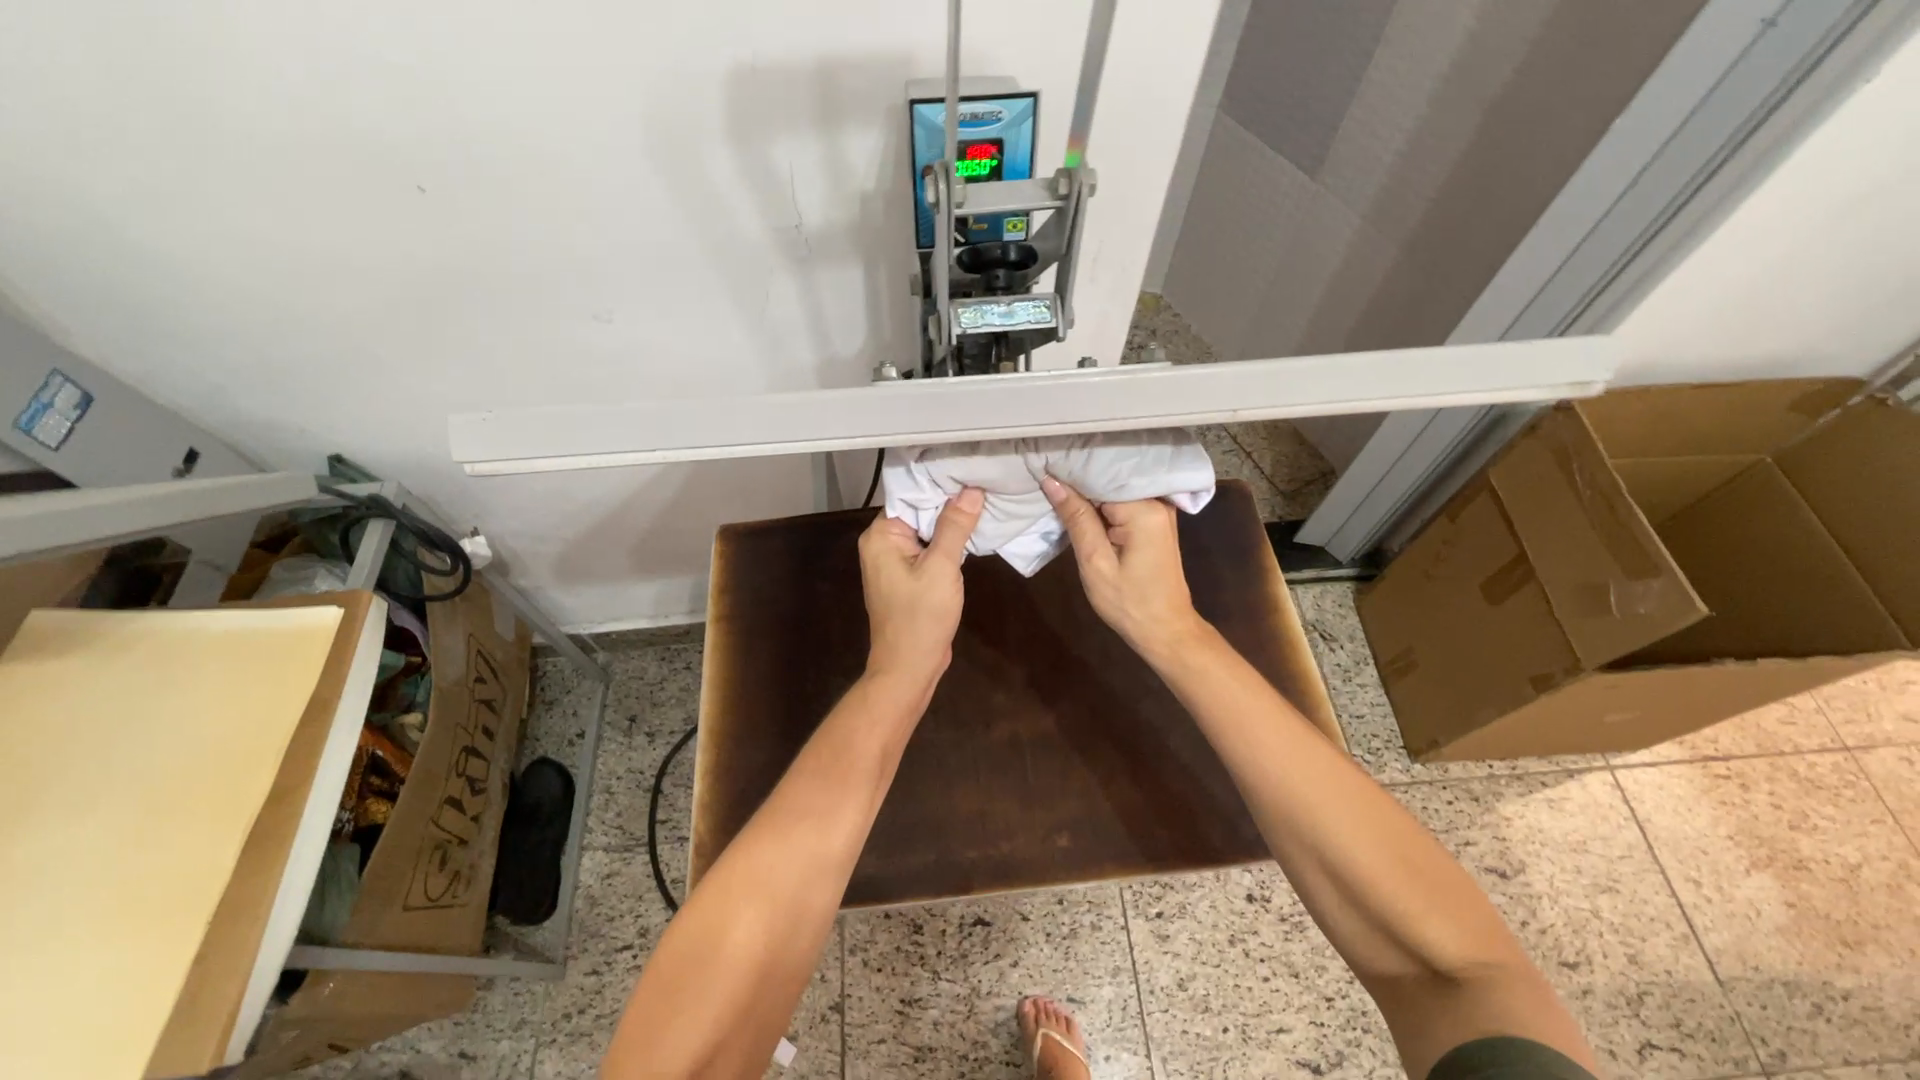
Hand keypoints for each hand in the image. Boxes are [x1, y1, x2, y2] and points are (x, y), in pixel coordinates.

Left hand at [858, 487, 984, 696]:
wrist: (909, 667)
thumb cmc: (920, 617)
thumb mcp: (941, 568)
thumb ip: (955, 527)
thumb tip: (971, 490)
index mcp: (881, 535)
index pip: (911, 495)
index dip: (941, 483)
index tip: (971, 469)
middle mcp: (882, 543)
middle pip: (919, 510)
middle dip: (950, 501)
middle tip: (985, 481)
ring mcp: (895, 561)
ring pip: (927, 530)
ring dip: (952, 522)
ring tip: (985, 499)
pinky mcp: (909, 577)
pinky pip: (929, 549)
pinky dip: (949, 542)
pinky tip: (974, 532)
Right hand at [1042, 475, 1204, 659]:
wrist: (1165, 630)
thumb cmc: (1129, 602)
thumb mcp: (1095, 561)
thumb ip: (1076, 518)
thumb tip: (1052, 482)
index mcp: (1145, 509)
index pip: (1101, 478)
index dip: (1071, 473)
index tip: (1043, 466)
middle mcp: (1157, 501)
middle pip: (1110, 480)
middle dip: (1079, 479)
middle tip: (1045, 472)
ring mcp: (1159, 510)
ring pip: (1115, 491)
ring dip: (1088, 491)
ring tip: (1055, 483)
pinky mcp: (1154, 521)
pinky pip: (1123, 503)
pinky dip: (1101, 504)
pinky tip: (1079, 503)